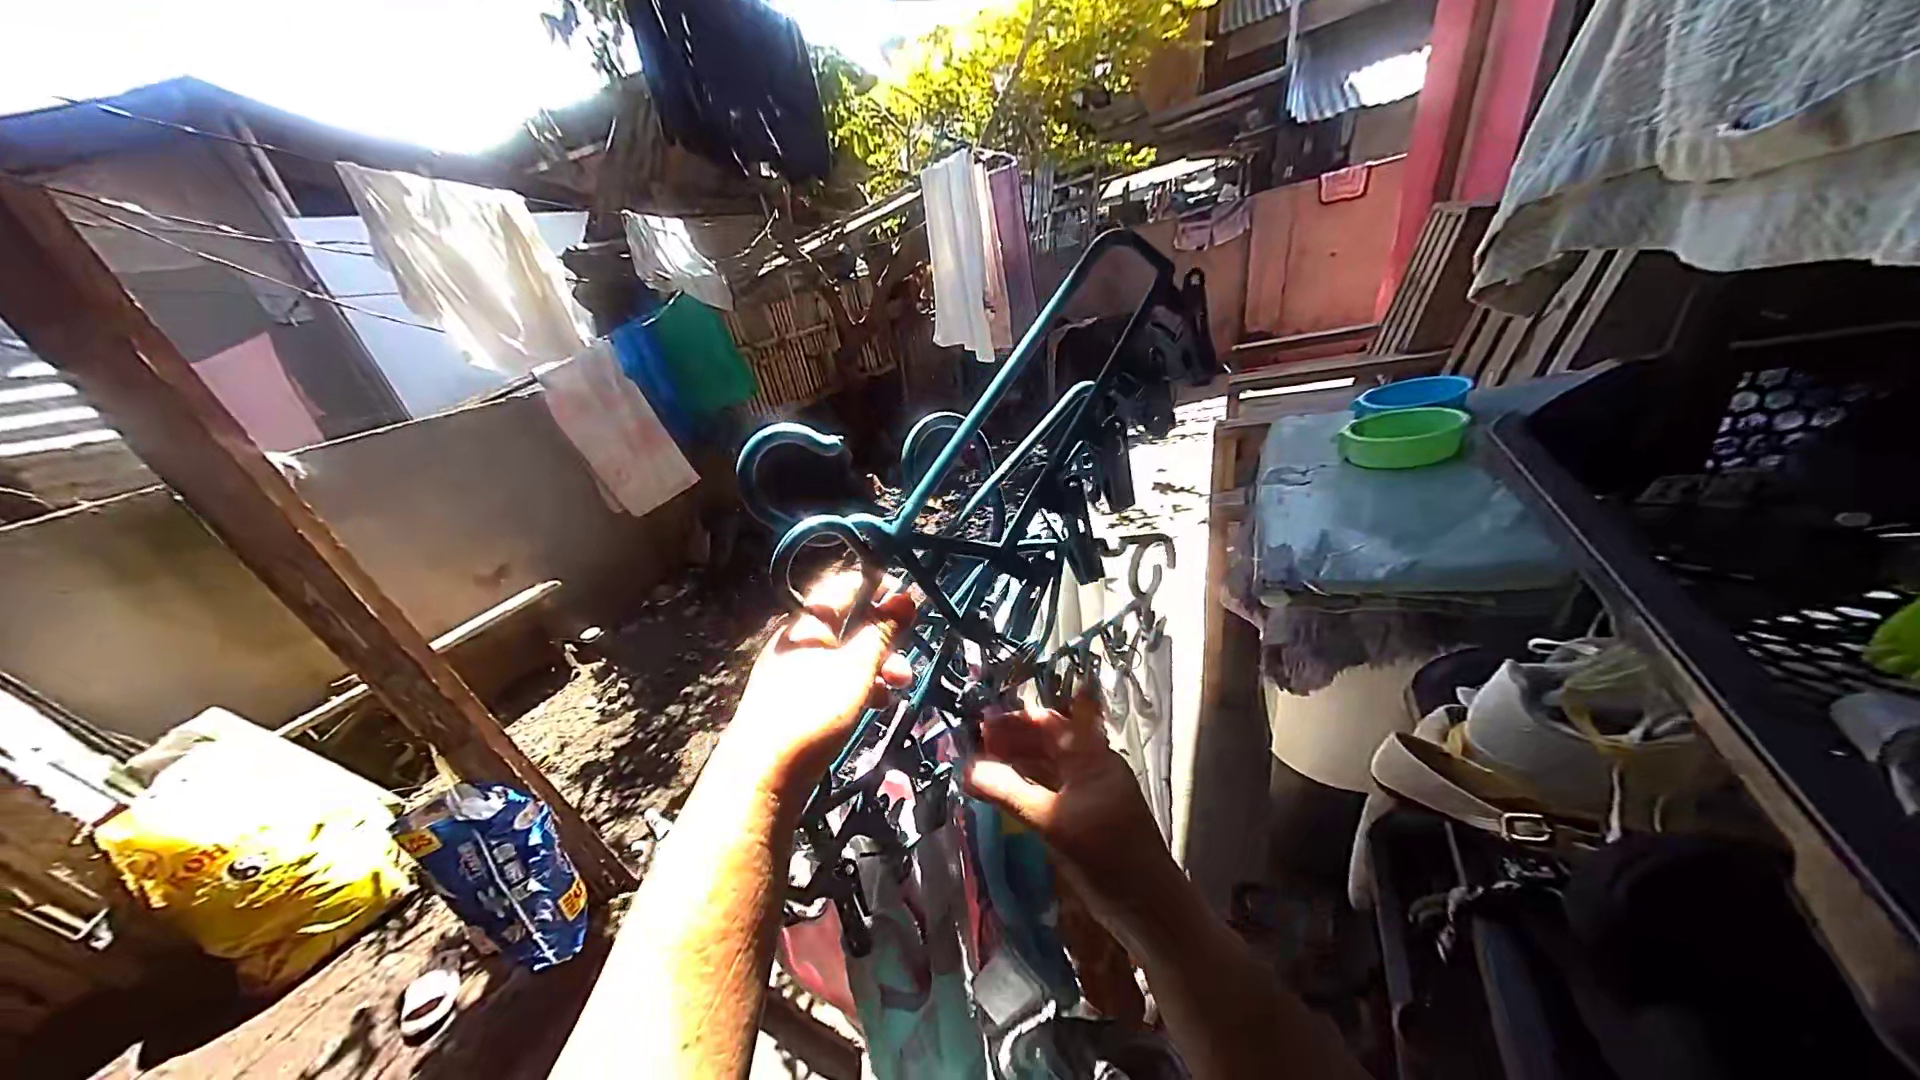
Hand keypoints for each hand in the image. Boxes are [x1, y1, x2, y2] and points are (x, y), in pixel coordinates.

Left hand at [724, 571, 918, 802]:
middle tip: (909, 650)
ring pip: (849, 655)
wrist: (764, 776)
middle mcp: (801, 641)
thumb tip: (905, 596)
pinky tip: (878, 703)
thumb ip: (883, 630)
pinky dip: (862, 687)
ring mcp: (800, 671)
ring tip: (900, 685)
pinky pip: (840, 681)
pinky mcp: (802, 701)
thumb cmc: (811, 712)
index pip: (846, 585)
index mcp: (808, 622)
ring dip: (879, 665)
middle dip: (885, 635)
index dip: (880, 588)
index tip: (910, 601)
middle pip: (851, 623)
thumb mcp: (857, 667)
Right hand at [962, 695, 1182, 934]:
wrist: (1150, 910)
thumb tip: (966, 769)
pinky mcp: (1086, 818)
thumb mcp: (1052, 822)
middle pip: (1048, 743)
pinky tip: (1005, 794)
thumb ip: (1008, 792)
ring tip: (983, 767)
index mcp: (1093, 756)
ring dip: (1017, 764)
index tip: (979, 726)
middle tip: (974, 748)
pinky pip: (1051, 791)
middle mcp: (1093, 767)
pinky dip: (1027, 787)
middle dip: (1012, 742)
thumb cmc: (1106, 857)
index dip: (1014, 721)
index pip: (1049, 724)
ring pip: (1048, 768)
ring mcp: (1091, 793)